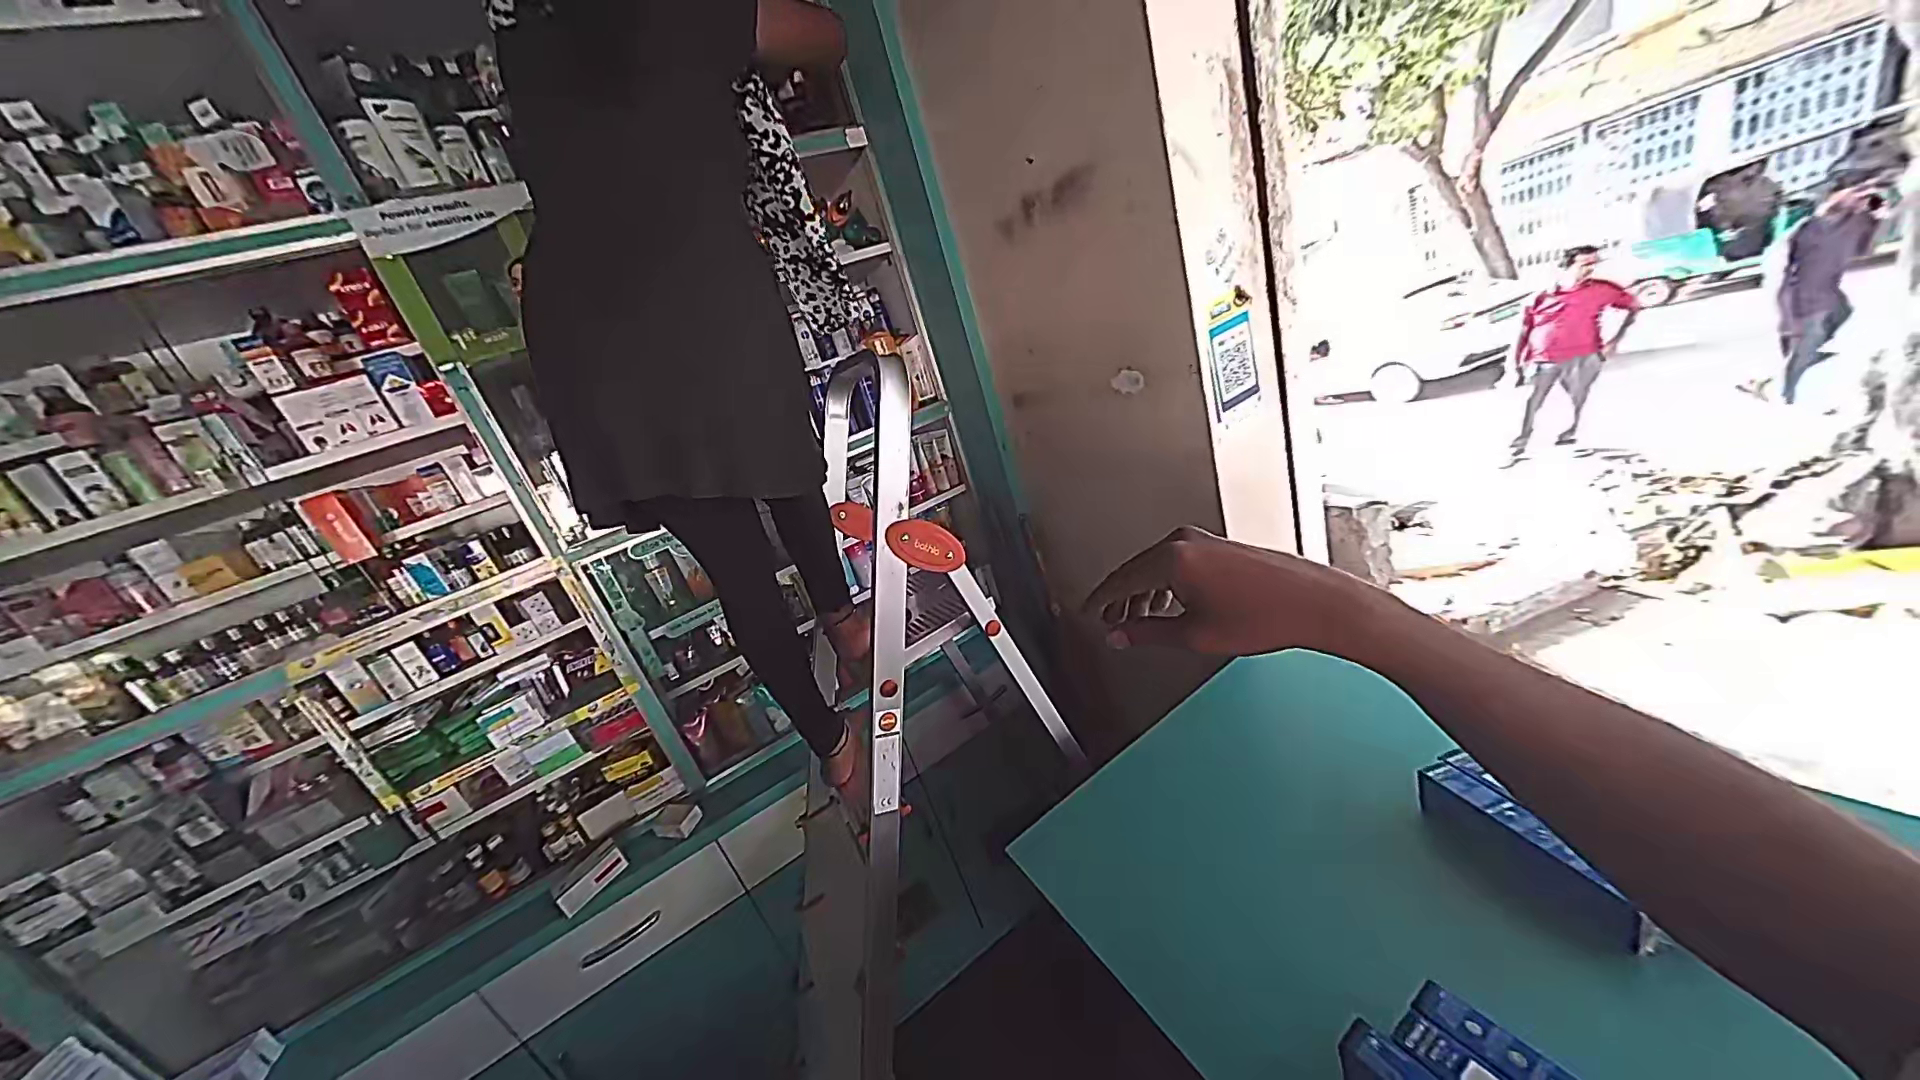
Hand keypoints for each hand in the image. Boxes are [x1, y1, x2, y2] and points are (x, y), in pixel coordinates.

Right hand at [1082, 526, 1399, 656]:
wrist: (1316, 604)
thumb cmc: (1267, 616)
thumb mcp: (1195, 634)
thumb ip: (1147, 633)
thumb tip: (1120, 635)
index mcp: (1171, 559)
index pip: (1119, 580)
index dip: (1100, 601)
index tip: (1089, 612)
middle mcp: (1184, 542)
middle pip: (1135, 570)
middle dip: (1120, 598)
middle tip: (1109, 621)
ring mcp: (1202, 540)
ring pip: (1155, 566)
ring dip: (1142, 591)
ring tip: (1137, 619)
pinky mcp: (1217, 545)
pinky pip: (1176, 561)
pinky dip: (1164, 582)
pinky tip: (1168, 605)